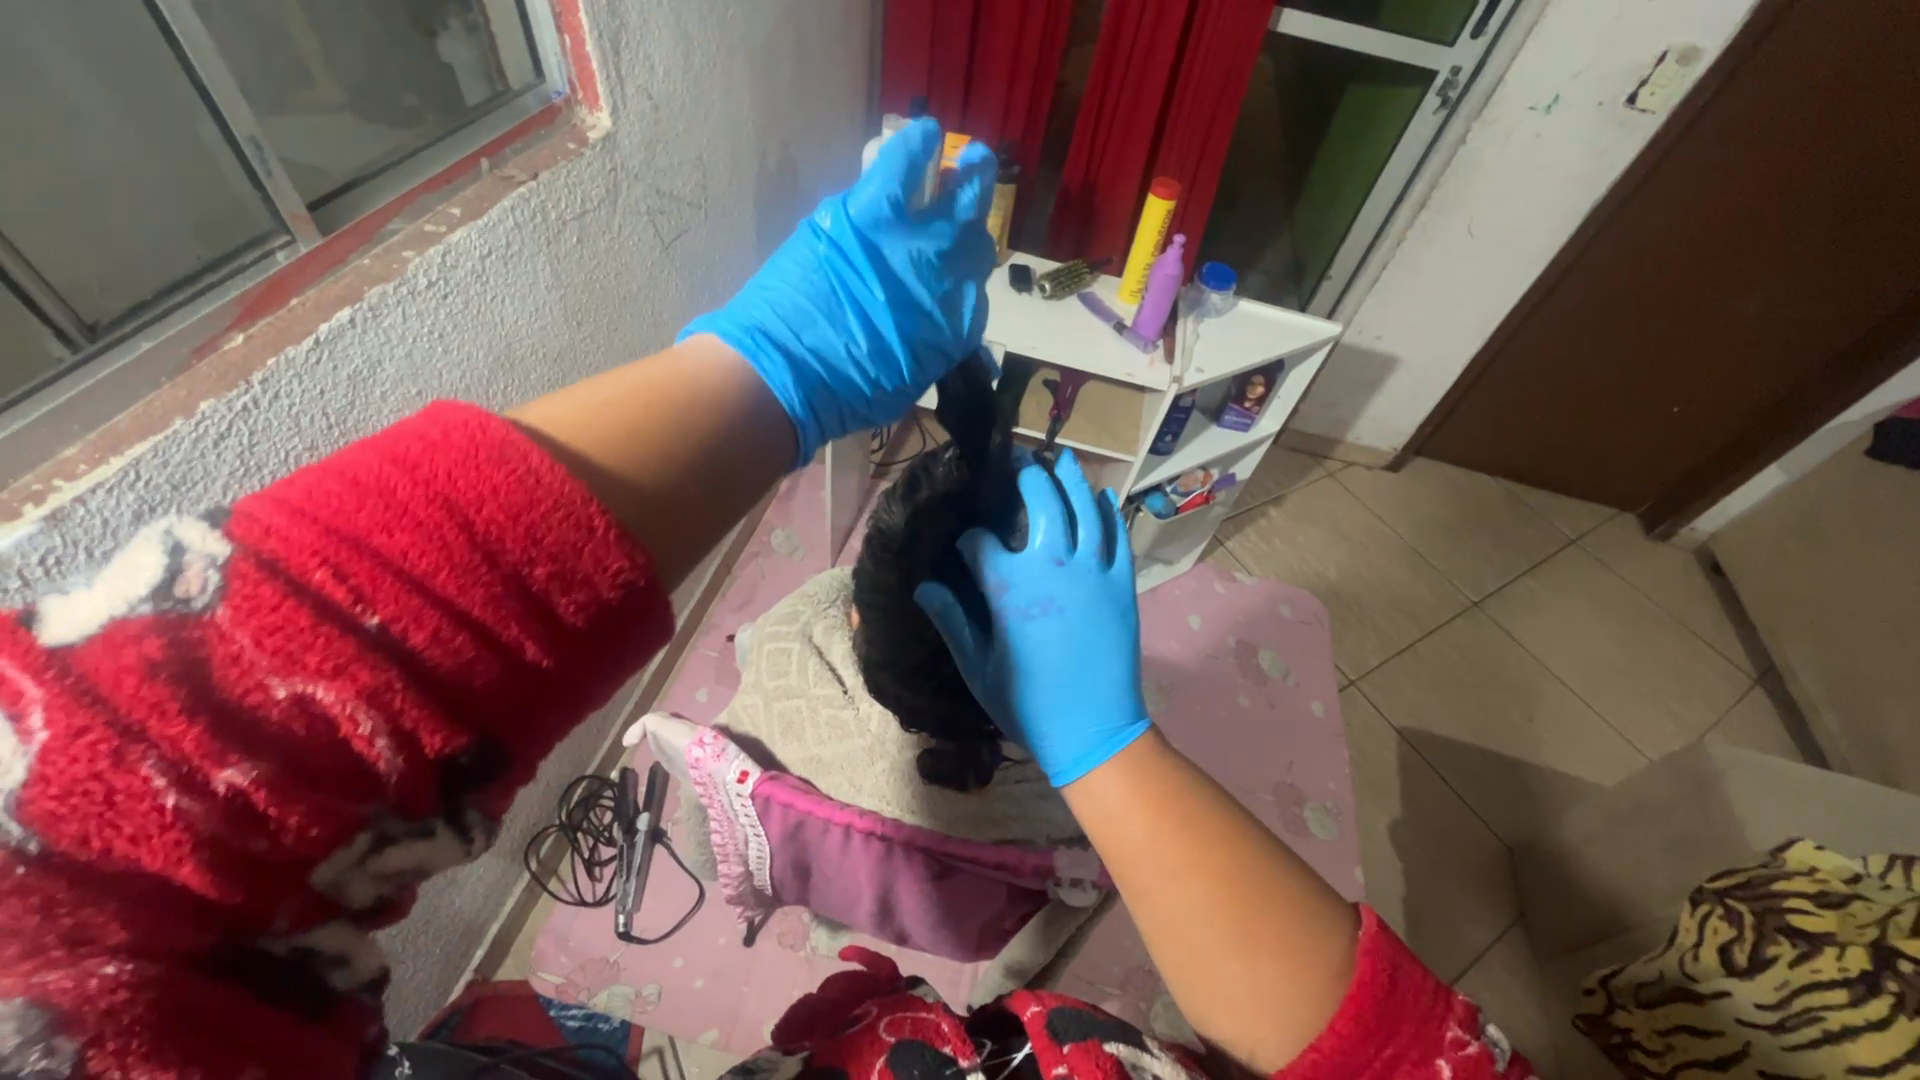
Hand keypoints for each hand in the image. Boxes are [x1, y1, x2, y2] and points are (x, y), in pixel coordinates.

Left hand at [679, 118, 998, 465]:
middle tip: (967, 216)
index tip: (950, 282)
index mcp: (955, 331)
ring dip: (968, 182)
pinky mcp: (873, 211)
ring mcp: (916, 242)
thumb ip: (923, 351)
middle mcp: (949, 282)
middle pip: (976, 245)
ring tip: (968, 165)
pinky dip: (919, 145)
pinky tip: (928, 132)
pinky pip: (906, 166)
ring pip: (959, 201)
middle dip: (971, 234)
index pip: (973, 299)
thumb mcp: (901, 384)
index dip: (961, 287)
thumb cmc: (841, 395)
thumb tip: (922, 331)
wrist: (788, 376)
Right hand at [914, 449, 1151, 786]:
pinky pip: (1117, 536)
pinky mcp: (1121, 583)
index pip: (981, 541)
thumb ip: (952, 620)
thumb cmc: (1027, 703)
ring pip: (1083, 507)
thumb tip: (922, 586)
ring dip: (1070, 479)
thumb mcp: (978, 667)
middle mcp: (1051, 564)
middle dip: (1027, 476)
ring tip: (1061, 461)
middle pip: (1039, 500)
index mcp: (1008, 586)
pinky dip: (1109, 512)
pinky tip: (1104, 497)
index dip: (970, 539)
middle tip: (1021, 461)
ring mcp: (1092, 570)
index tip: (968, 544)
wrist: (1093, 730)